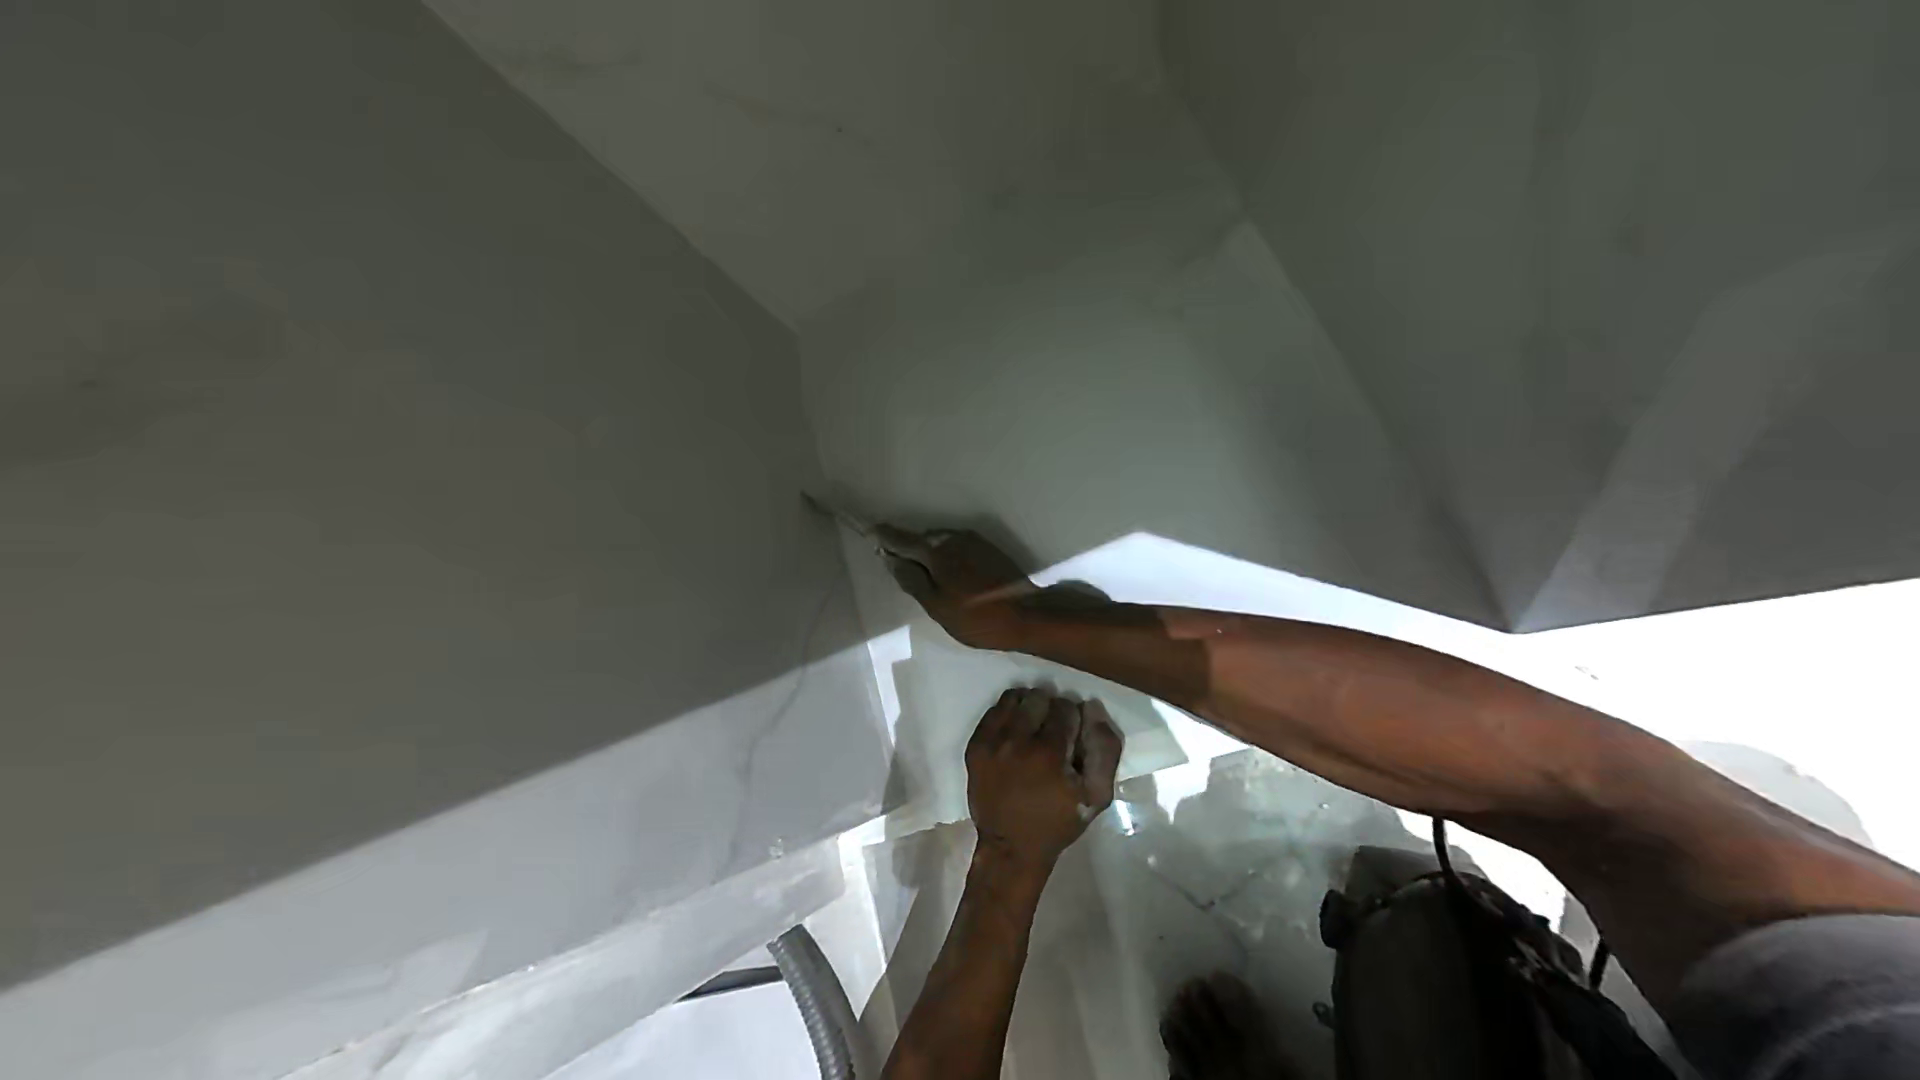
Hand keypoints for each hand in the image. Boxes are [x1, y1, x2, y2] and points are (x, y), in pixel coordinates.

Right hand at [875, 525, 1035, 649]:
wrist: (1028, 616)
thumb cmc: (977, 618)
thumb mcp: (937, 606)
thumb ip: (911, 580)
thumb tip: (890, 558)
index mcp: (937, 551)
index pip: (902, 538)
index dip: (884, 537)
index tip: (869, 533)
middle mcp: (954, 537)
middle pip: (921, 540)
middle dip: (908, 550)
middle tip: (901, 570)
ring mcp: (974, 541)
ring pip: (940, 543)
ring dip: (930, 555)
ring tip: (929, 581)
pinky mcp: (989, 548)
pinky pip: (956, 547)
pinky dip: (947, 557)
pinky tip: (951, 578)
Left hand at [965, 688, 1123, 872]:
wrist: (1011, 846)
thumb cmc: (1057, 823)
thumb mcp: (1097, 795)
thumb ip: (1104, 749)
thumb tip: (1092, 709)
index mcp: (1048, 752)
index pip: (1065, 707)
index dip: (1073, 719)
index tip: (1072, 735)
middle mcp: (1016, 740)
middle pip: (1038, 698)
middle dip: (1050, 710)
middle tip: (1052, 731)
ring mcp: (991, 742)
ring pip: (1014, 699)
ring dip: (1028, 707)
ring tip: (1033, 727)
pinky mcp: (975, 746)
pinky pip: (994, 711)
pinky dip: (1007, 715)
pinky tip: (1015, 732)